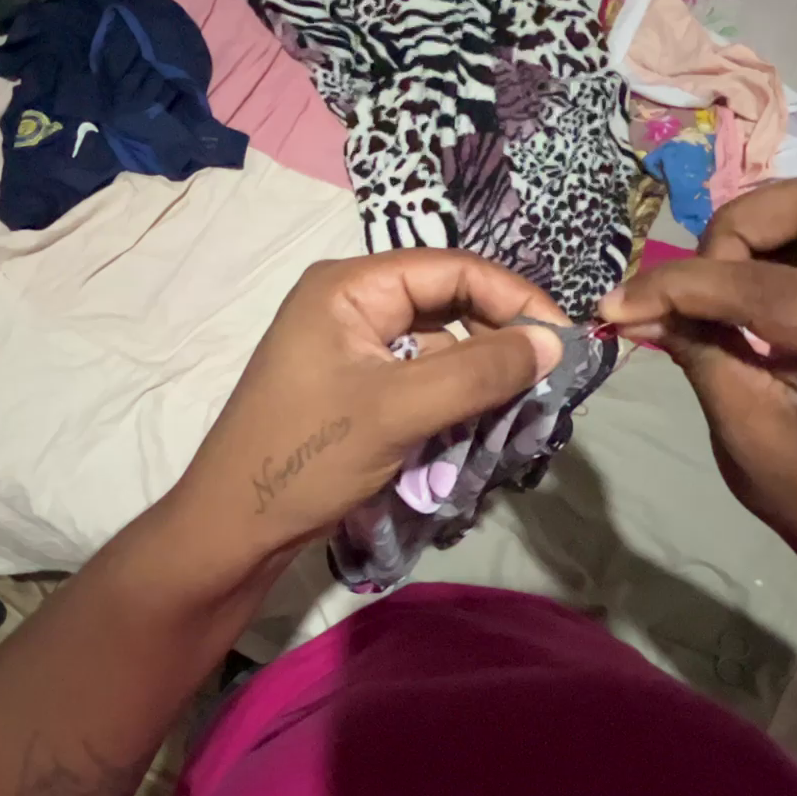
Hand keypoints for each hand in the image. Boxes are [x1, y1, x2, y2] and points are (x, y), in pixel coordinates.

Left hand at [171, 250, 566, 558]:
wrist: (235, 527)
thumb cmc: (307, 456)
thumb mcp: (397, 409)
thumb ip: (478, 372)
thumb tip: (552, 342)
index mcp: (350, 286)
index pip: (450, 268)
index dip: (512, 296)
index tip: (561, 339)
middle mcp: (351, 305)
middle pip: (446, 304)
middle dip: (498, 338)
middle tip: (546, 378)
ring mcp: (352, 348)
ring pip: (438, 345)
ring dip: (479, 374)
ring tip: (518, 408)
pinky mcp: (357, 388)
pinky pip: (420, 378)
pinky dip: (453, 398)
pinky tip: (479, 425)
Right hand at [599, 170, 796, 570]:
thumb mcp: (740, 424)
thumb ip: (694, 348)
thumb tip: (629, 306)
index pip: (769, 285)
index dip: (684, 285)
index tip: (620, 303)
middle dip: (745, 224)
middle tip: (703, 279)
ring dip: (760, 227)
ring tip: (719, 281)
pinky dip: (772, 245)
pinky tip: (742, 287)